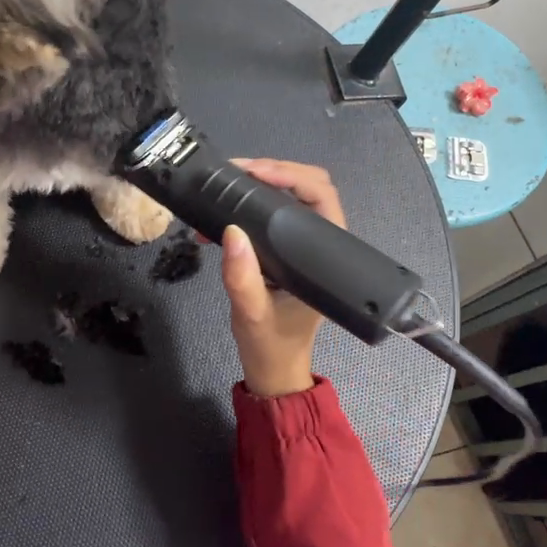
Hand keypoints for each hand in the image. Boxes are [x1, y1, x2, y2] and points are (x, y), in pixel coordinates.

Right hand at [219, 159, 344, 398]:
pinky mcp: (283, 253)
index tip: (256, 174)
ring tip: (223, 186)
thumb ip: (241, 278)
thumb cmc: (270, 346)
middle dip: (271, 173)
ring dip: (257, 188)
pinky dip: (247, 208)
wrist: (272, 373)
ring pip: (287, 200)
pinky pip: (271, 218)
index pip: (321, 197)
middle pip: (306, 189)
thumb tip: (231, 232)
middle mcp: (319, 246)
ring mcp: (302, 248)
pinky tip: (220, 215)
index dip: (291, 176)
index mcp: (326, 257)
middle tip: (234, 173)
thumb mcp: (252, 314)